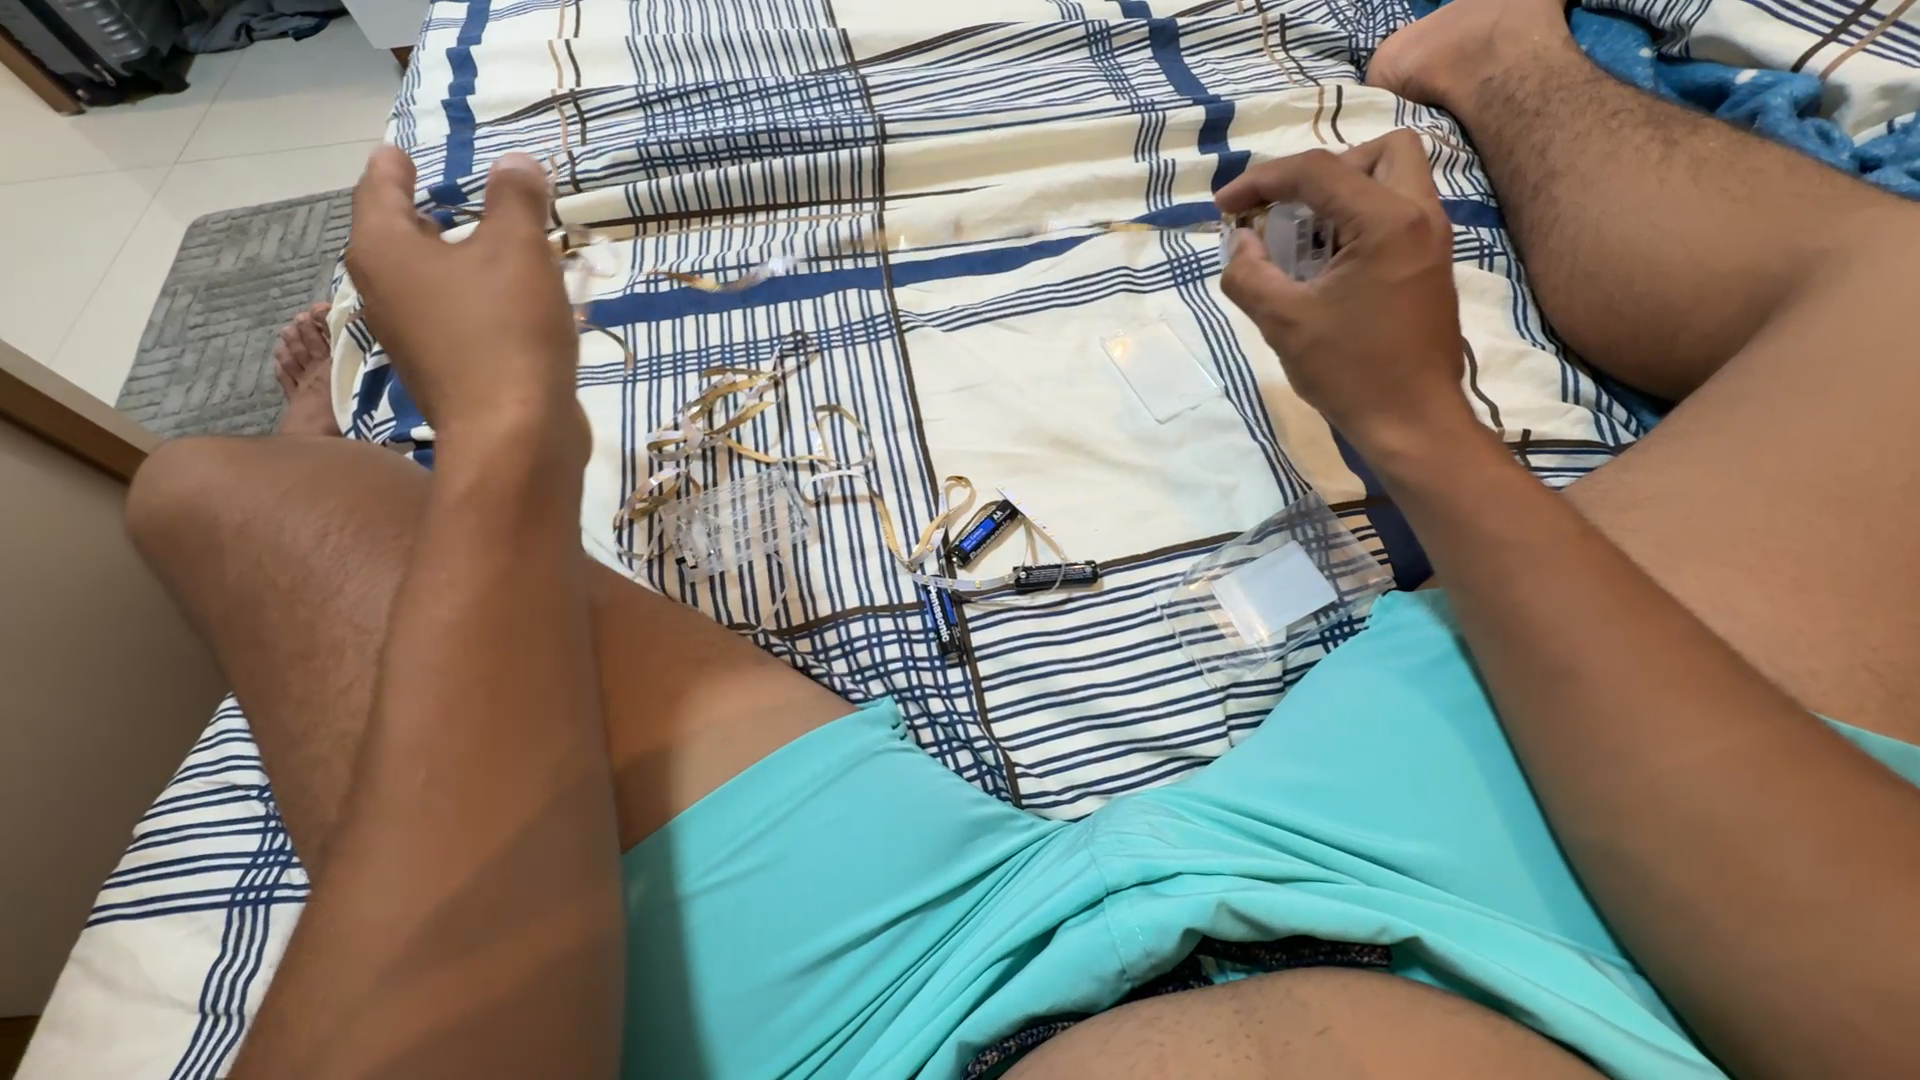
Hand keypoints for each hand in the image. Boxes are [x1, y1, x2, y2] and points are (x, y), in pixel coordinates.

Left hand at [345, 146, 585, 454]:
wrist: (514, 435)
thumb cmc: (506, 330)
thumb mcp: (520, 249)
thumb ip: (516, 198)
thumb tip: (516, 162)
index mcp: (385, 250)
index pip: (379, 189)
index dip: (394, 167)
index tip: (399, 151)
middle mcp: (384, 292)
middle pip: (400, 240)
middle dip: (426, 217)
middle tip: (449, 197)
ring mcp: (412, 338)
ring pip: (431, 283)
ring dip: (458, 263)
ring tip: (491, 249)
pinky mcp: (445, 372)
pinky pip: (457, 320)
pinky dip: (478, 302)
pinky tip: (514, 305)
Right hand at [1217, 131, 1475, 460]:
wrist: (1412, 421)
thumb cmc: (1349, 371)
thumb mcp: (1283, 322)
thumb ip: (1249, 275)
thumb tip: (1240, 243)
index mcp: (1387, 222)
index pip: (1318, 171)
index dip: (1261, 180)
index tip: (1224, 206)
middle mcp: (1420, 217)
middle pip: (1379, 152)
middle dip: (1324, 171)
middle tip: (1289, 210)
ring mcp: (1432, 241)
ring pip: (1393, 181)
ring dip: (1341, 197)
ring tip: (1301, 241)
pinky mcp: (1429, 267)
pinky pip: (1395, 217)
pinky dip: (1356, 224)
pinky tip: (1325, 267)